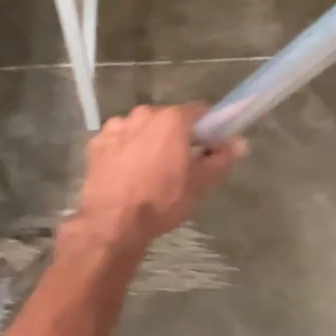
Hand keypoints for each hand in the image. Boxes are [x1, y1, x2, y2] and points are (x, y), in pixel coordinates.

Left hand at [73, 103, 245, 251]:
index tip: (210, 146)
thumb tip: (239, 142)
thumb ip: (221, 159)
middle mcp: (143, 114)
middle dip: (176, 137)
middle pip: (168, 119)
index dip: (208, 127)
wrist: (112, 224)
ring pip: (141, 129)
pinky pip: (118, 140)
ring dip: (148, 142)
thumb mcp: (199, 185)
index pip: (199, 111)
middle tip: (179, 165)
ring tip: (149, 173)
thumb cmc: (161, 202)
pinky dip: (124, 151)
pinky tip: (126, 175)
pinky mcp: (96, 142)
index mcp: (171, 119)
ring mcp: (116, 126)